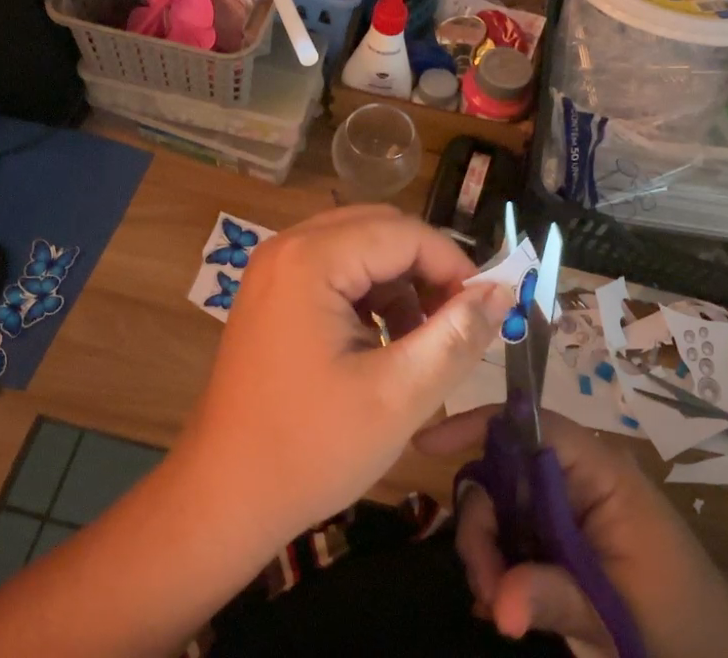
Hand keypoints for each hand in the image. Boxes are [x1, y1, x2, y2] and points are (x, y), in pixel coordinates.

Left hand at [181, 205, 506, 540]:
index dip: (455, 266)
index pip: (404, 234)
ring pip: (360, 250)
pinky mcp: (271, 296)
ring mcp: (274, 271)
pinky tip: (386, 345)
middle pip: (380, 230)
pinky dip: (371, 297)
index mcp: (310, 260)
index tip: (488, 313)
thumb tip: (502, 293)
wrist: (225, 495)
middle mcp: (286, 249)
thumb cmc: (312, 448)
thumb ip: (456, 336)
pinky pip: (335, 273)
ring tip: (423, 341)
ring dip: (401, 284)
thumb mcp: (399, 394)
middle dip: (427, 270)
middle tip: (459, 323)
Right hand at [415, 408, 727, 657]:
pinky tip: (504, 605)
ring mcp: (569, 508)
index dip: (478, 425)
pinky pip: (513, 533)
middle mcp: (580, 480)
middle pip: (504, 471)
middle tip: (487, 588)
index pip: (532, 425)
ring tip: (501, 609)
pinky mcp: (562, 537)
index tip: (426, 447)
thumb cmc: (681, 624)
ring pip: (501, 506)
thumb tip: (499, 603)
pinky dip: (499, 566)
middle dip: (482, 525)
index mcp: (602, 475)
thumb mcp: (616, 613)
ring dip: (488, 553)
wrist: (717, 657)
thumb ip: (556, 598)